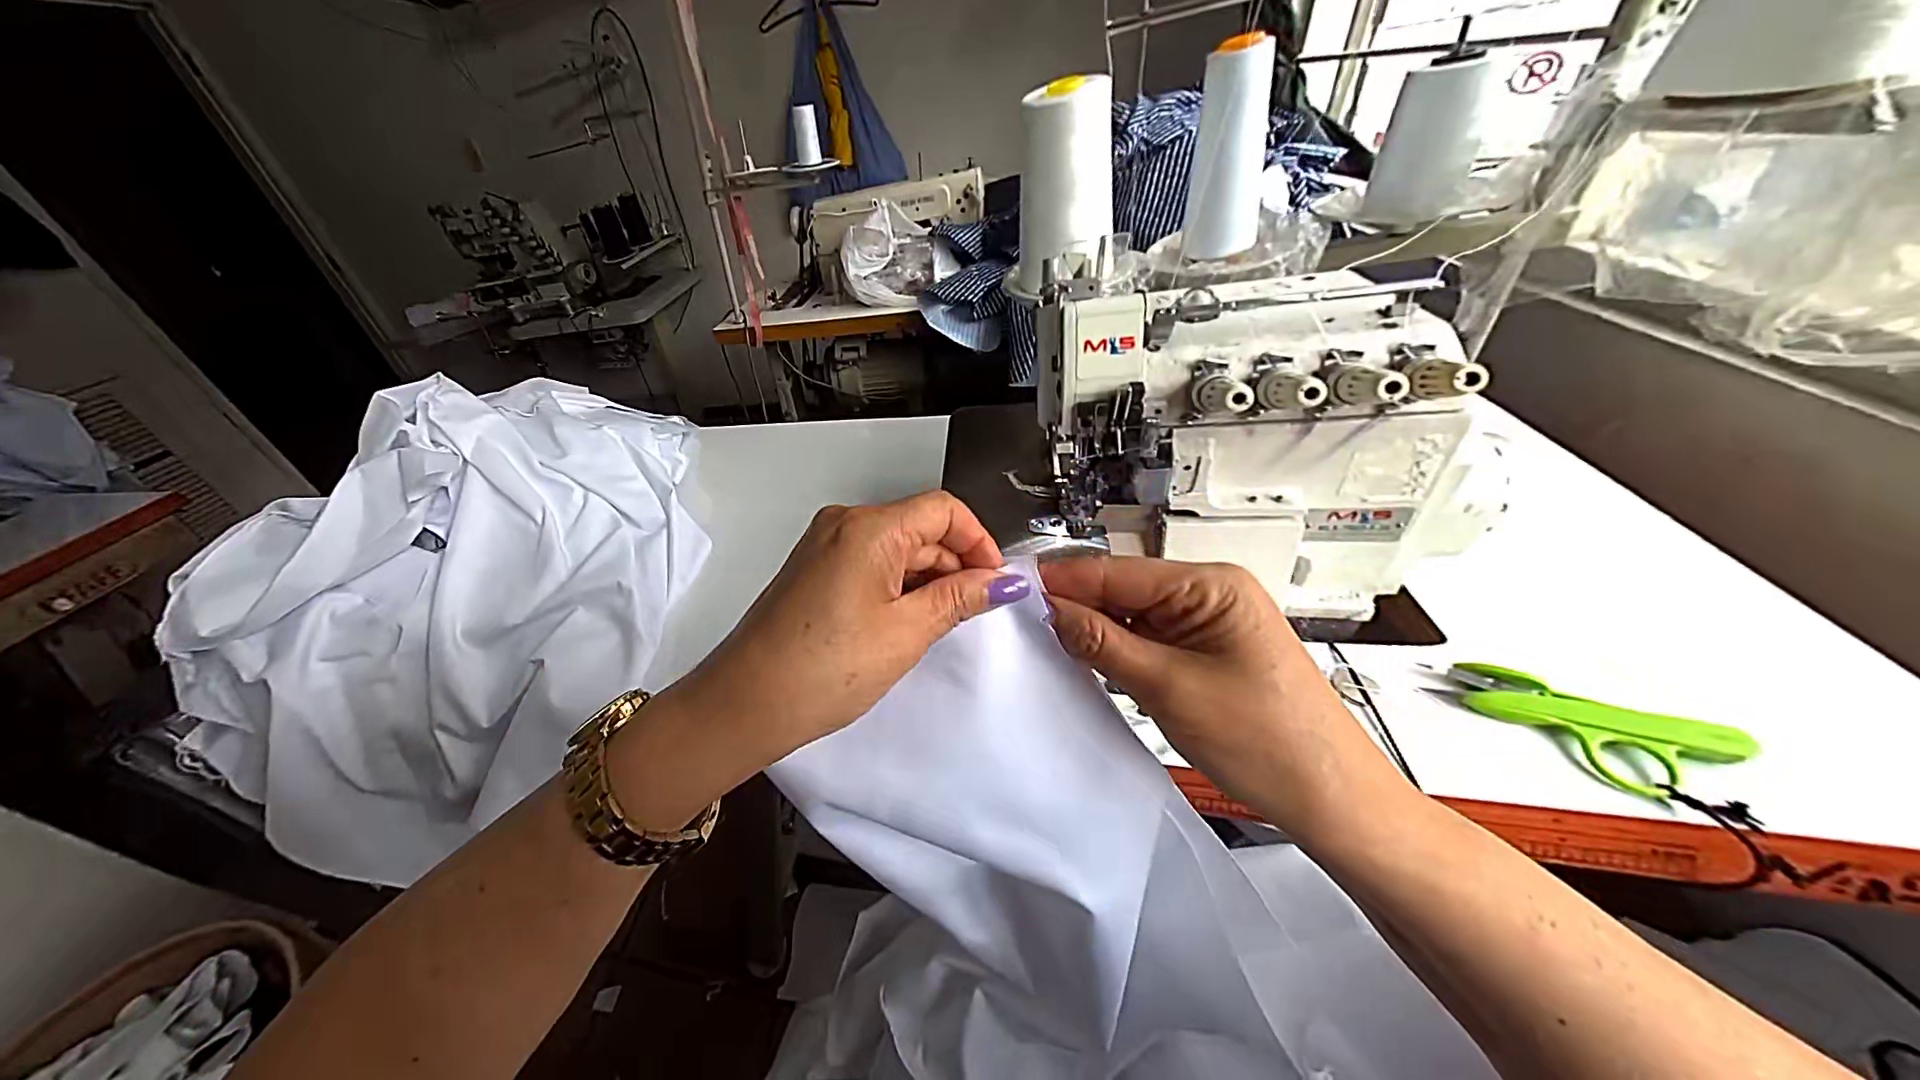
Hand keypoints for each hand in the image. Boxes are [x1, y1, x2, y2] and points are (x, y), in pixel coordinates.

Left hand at [673, 490, 1027, 761]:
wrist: (746, 704)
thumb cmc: (811, 671)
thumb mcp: (907, 632)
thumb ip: (960, 598)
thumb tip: (998, 581)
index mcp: (867, 529)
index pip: (944, 510)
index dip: (978, 541)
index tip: (995, 576)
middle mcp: (843, 526)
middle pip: (922, 527)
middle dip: (956, 564)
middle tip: (976, 606)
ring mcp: (827, 547)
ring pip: (900, 547)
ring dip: (929, 578)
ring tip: (938, 623)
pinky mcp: (819, 570)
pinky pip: (874, 563)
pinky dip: (900, 586)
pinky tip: (907, 622)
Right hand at [1040, 556, 1410, 837]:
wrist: (1332, 799)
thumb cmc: (1275, 742)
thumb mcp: (1170, 688)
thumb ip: (1104, 644)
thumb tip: (1056, 612)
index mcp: (1214, 585)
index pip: (1118, 570)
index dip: (1065, 580)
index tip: (1020, 591)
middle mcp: (1214, 594)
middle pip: (1124, 588)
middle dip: (1078, 605)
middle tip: (1028, 624)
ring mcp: (1211, 623)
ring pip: (1134, 614)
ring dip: (1098, 630)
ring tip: (1056, 646)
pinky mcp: (1207, 651)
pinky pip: (1151, 638)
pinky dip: (1120, 650)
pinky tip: (1095, 663)